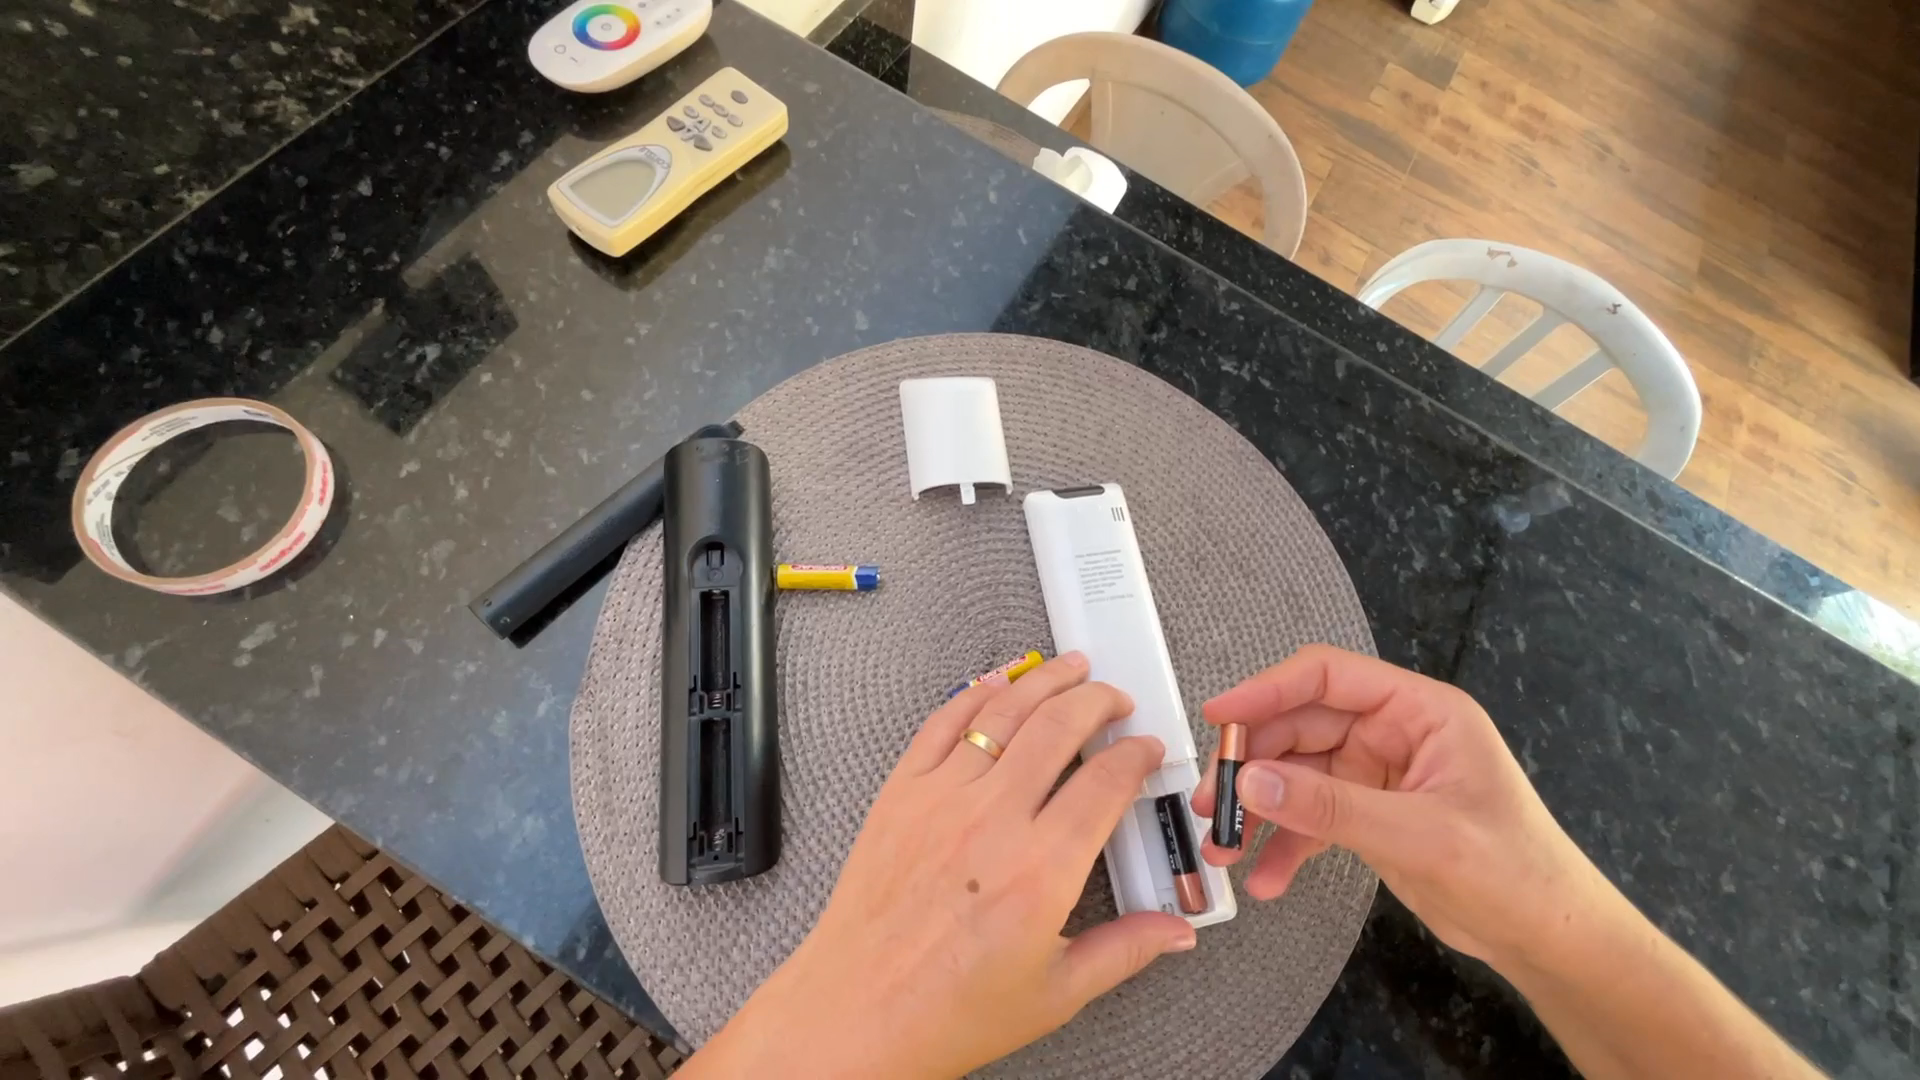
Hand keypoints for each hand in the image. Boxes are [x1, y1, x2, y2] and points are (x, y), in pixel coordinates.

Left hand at [687, 652, 1195, 1079]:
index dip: (1136, 755)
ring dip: (1045, 680)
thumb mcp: (1054, 992)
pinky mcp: (903, 789)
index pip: (1106, 783)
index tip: (1146, 748)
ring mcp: (942, 796)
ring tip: (1070, 666)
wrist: (859, 1011)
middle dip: (1098, 700)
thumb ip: (1124, 951)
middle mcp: (993, 820)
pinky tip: (999, 682)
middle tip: (1115, 697)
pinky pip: (943, 722)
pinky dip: (976, 693)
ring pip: (1005, 712)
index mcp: (1040, 870)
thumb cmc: (947, 1009)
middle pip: (1060, 727)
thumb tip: (1175, 930)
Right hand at [1191, 645, 1615, 968]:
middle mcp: (1389, 732)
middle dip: (1252, 764)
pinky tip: (1265, 875)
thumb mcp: (1420, 835)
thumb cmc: (1517, 876)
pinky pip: (1307, 815)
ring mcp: (1373, 772)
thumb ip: (1331, 807)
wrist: (1552, 943)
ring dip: (1257, 809)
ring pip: (1293, 773)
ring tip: (1224, 844)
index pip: (1326, 677)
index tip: (1219, 715)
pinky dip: (1283, 843)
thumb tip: (1252, 783)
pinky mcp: (1363, 811)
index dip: (1267, 689)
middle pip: (1297, 726)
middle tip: (1214, 799)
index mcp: (1417, 711)